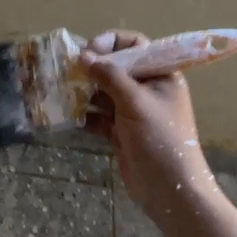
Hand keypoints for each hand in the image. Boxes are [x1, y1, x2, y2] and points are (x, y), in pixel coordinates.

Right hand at [81, 30, 216, 210]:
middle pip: (116, 67)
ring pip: (104, 92)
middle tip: (70, 71)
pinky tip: (72, 117)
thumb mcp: (135, 101)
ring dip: (85, 92)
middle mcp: (147, 89)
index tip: (89, 50)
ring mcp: (133, 111)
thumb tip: (83, 56)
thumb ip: (109, 76)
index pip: (135, 45)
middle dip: (93, 69)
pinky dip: (87, 115)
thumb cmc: (160, 139)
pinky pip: (100, 115)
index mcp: (160, 75)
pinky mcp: (122, 132)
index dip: (111, 43)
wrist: (171, 192)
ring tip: (66, 93)